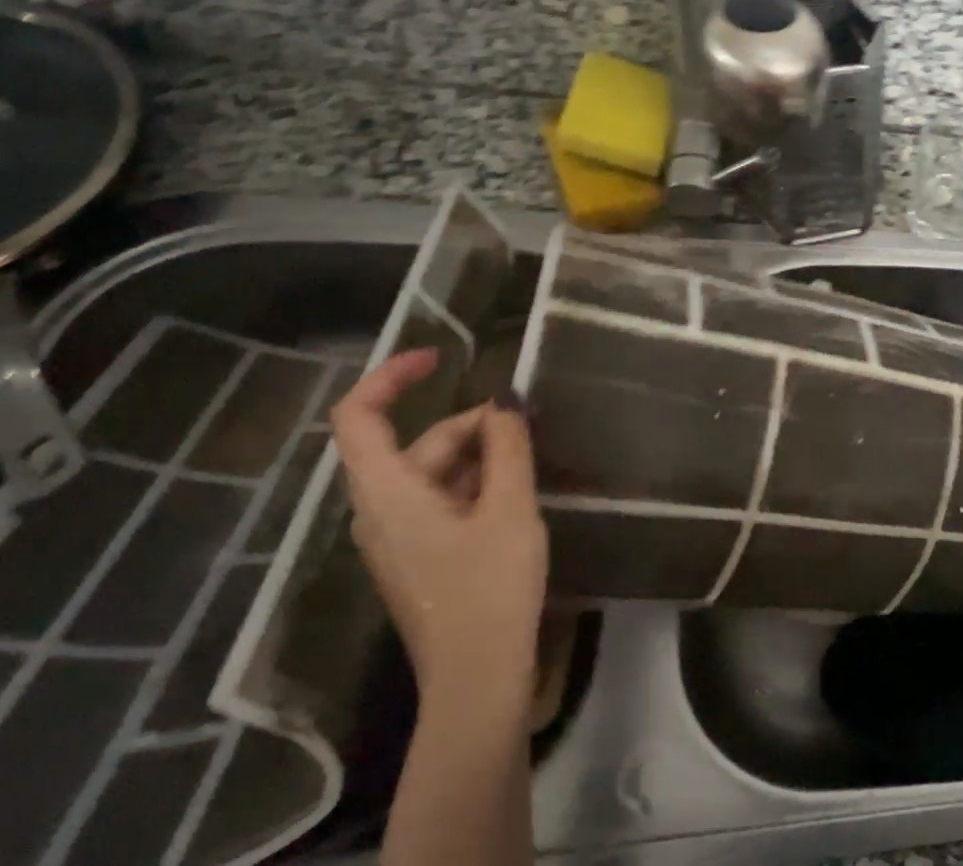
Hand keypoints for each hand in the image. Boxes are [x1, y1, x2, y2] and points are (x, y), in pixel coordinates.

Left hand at [331, 349, 548, 707]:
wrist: (476, 676)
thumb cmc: (490, 587)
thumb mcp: (510, 509)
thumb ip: (508, 448)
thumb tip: (506, 398)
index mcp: (386, 494)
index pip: (359, 416)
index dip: (392, 378)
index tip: (442, 359)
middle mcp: (376, 512)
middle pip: (411, 447)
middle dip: (467, 426)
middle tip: (527, 424)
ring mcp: (394, 540)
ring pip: (428, 477)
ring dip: (475, 458)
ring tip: (529, 461)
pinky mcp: (416, 560)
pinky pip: (436, 505)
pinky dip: (471, 487)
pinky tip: (514, 498)